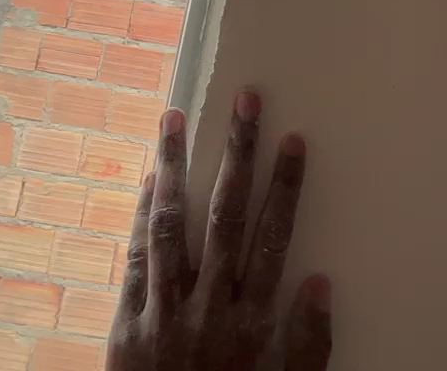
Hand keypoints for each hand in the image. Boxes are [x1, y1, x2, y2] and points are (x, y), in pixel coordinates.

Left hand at [108, 90, 330, 370]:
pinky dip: (141, 215)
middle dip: (238, 152)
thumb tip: (321, 280)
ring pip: (171, 223)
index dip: (284, 185)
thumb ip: (308, 346)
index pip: (273, 237)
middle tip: (245, 99)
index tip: (293, 138)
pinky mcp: (125, 323)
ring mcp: (162, 311)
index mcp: (250, 323)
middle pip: (226, 214)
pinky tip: (149, 176)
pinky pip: (134, 259)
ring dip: (175, 165)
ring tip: (174, 117)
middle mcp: (207, 306)